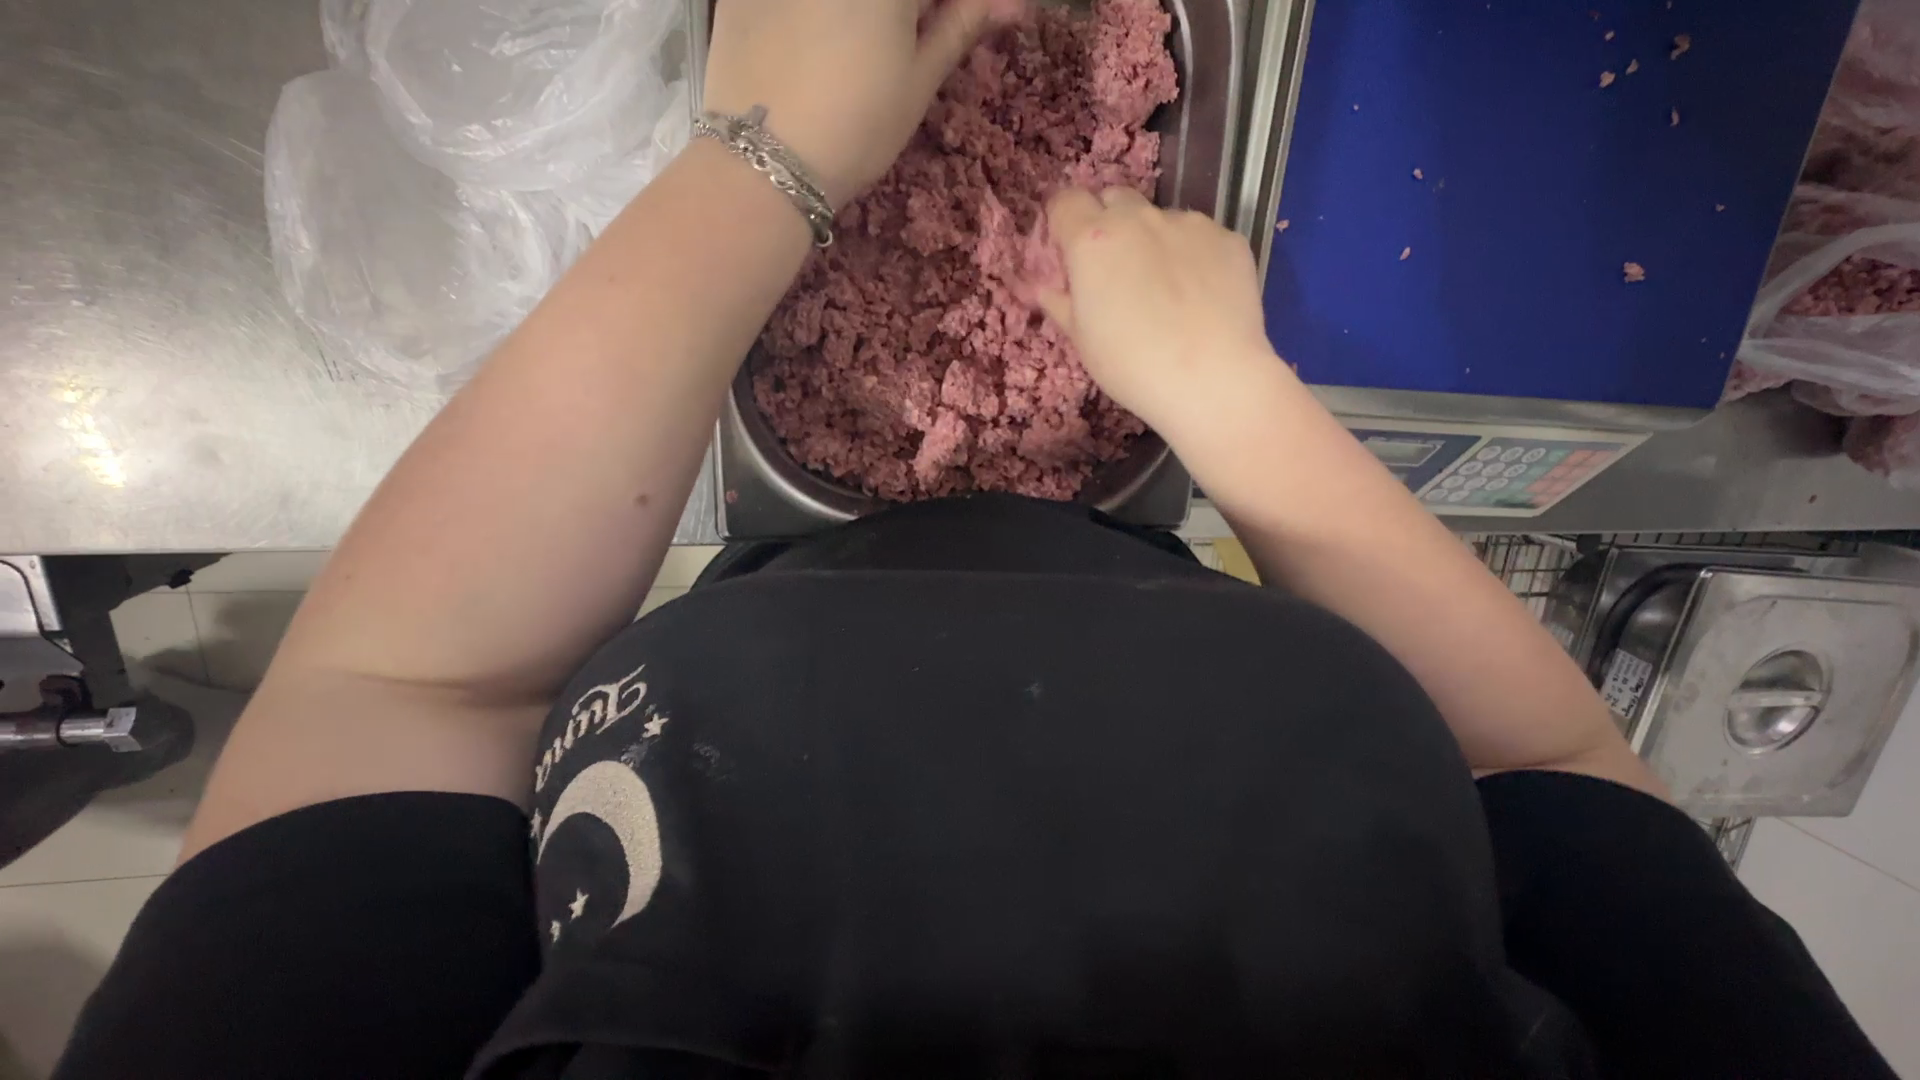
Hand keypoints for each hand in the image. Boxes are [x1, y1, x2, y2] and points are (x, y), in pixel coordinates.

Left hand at [702, 0, 1015, 208]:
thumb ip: (960, 26)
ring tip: (859, 59)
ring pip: (843, 2)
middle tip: (914, 40)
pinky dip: (814, 19)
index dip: (957, 7)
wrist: (765, 160)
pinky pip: (794, 3)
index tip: (970, 22)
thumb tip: (1009, 3)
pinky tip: (814, 50)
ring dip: (864, 20)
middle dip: (911, 13)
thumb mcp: (917, 81)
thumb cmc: (858, 126)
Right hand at [1036, 187, 1288, 438]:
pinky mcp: (1228, 238)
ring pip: (1159, 218)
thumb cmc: (1132, 365)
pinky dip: (1191, 256)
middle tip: (1114, 270)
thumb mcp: (1081, 340)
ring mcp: (1188, 223)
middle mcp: (1139, 218)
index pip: (1065, 202)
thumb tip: (1043, 286)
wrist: (1212, 379)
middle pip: (1114, 198)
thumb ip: (1059, 302)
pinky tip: (1198, 296)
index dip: (1063, 223)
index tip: (1068, 251)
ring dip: (1152, 240)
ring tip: (1164, 289)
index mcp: (1093, 240)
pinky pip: (1199, 237)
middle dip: (1108, 223)